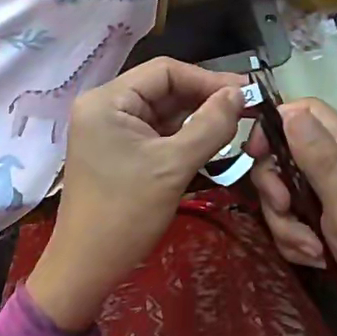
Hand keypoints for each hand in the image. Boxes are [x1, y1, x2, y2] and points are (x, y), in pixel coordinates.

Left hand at [30, 59, 246, 329]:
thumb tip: (241, 94)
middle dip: (205, 99)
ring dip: (197, 119)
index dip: (208, 79)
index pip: (164, 71)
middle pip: (164, 89)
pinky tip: (212, 143)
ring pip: (163, 112)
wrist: (88, 265)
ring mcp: (110, 130)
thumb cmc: (126, 212)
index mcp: (107, 100)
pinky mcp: (118, 152)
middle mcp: (104, 107)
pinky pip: (157, 134)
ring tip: (237, 127)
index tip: (246, 94)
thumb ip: (210, 125)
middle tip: (248, 112)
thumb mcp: (173, 166)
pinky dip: (184, 137)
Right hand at [248, 99, 336, 326]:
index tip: (254, 155)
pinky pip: (292, 220)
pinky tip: (315, 259)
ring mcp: (333, 196)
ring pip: (284, 193)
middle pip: (286, 156)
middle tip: (285, 211)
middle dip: (276, 189)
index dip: (274, 126)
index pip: (306, 112)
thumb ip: (322, 162)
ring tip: (310, 249)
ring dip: (286, 223)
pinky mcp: (326, 222)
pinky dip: (295, 240)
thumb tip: (291, 112)